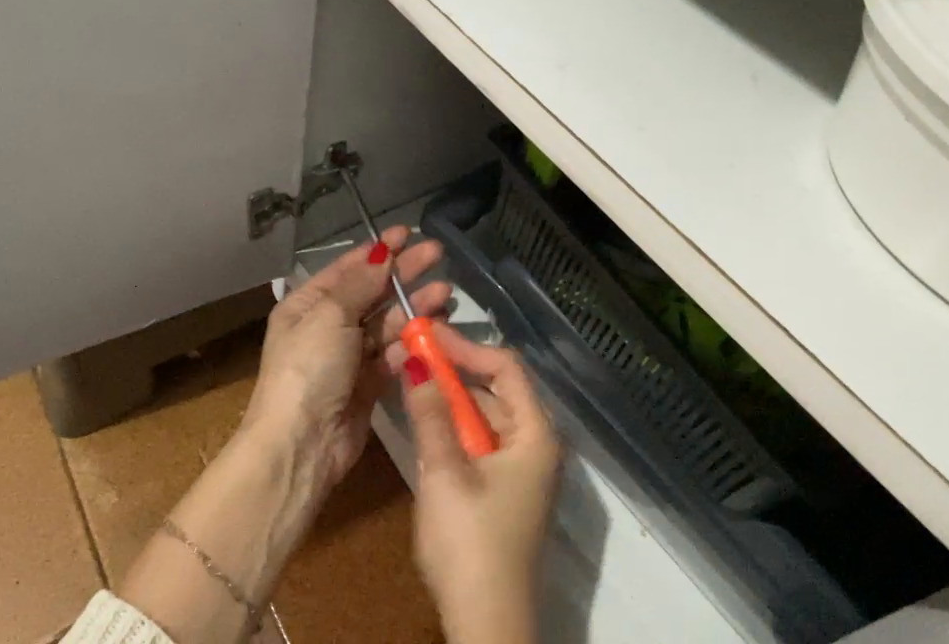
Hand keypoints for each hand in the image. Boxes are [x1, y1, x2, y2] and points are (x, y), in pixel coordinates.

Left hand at [243, 227, 450, 495]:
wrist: (301, 444)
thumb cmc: (308, 369)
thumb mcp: (330, 316)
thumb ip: (360, 284)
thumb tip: (381, 252)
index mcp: (307, 305)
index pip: (348, 269)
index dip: (378, 250)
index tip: (408, 233)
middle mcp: (326, 327)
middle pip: (371, 293)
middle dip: (403, 274)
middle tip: (438, 255)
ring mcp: (348, 357)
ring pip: (387, 324)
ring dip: (414, 308)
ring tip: (446, 294)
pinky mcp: (368, 385)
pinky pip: (393, 355)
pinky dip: (412, 343)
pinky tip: (434, 330)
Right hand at [404, 325, 560, 643]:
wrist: (487, 623)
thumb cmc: (471, 541)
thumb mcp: (444, 472)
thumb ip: (431, 413)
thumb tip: (416, 360)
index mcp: (536, 434)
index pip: (507, 366)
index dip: (467, 346)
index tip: (427, 334)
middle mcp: (537, 445)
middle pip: (498, 389)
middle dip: (456, 370)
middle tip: (412, 353)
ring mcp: (523, 470)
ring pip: (487, 416)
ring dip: (452, 398)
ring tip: (412, 380)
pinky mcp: (507, 491)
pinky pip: (483, 442)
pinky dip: (456, 427)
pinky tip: (426, 422)